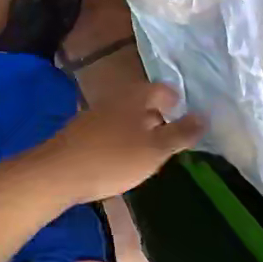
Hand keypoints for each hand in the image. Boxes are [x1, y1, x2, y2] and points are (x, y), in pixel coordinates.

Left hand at [34, 82, 204, 204]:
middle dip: (156, 115)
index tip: (185, 113)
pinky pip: (105, 131)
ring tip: (149, 149)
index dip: (174, 99)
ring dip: (136, 129)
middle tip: (171, 134)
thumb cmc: (113, 158)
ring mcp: (90, 116)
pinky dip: (117, 140)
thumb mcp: (154, 149)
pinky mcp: (77, 135)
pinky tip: (119, 158)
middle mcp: (111, 100)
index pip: (160, 89)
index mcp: (133, 97)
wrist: (58, 173)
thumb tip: (204, 116)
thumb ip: (180, 133)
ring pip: (121, 117)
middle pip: (139, 102)